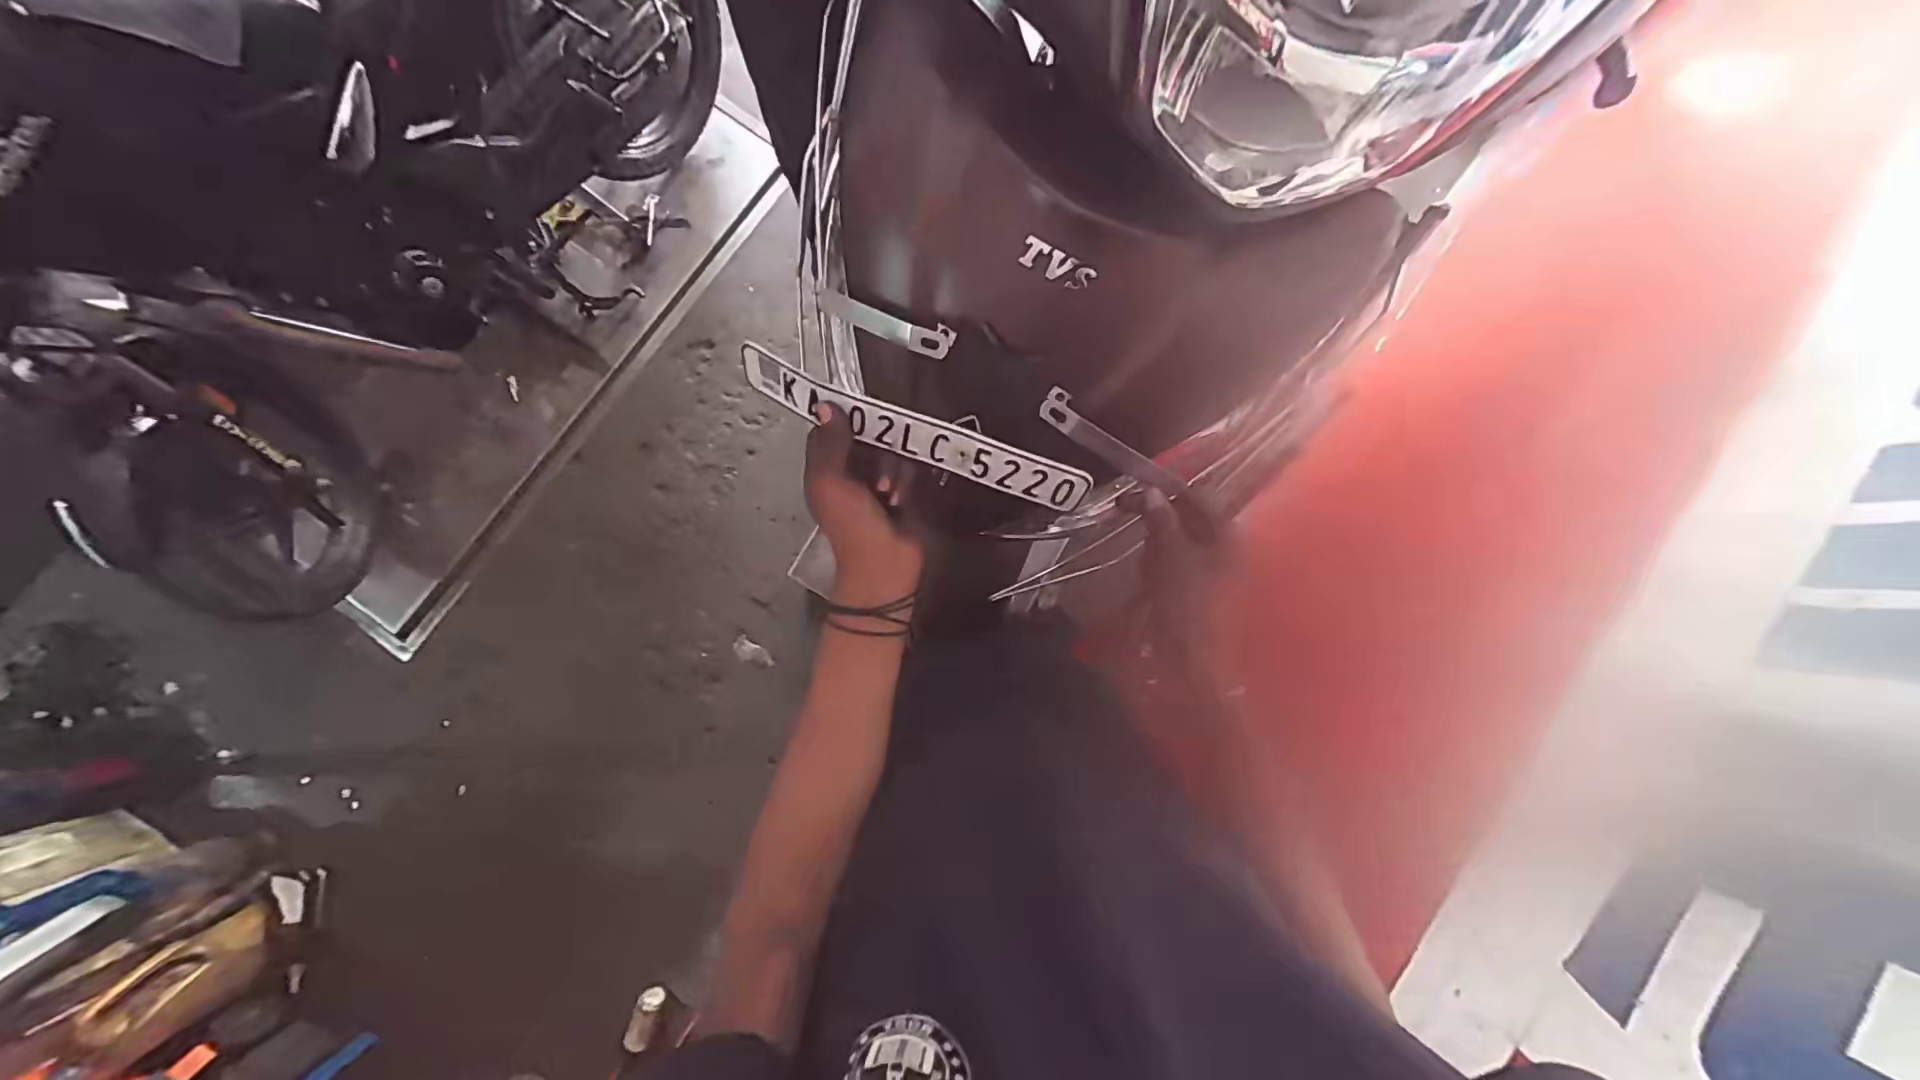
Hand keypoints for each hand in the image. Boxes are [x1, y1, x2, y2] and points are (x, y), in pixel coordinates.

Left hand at [806, 403, 924, 605]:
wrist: (885, 564)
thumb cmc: (852, 526)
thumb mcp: (829, 482)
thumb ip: (830, 443)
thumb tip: (826, 406)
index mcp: (825, 469)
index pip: (832, 429)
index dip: (844, 423)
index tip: (859, 422)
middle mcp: (851, 472)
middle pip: (867, 437)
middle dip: (875, 451)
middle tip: (875, 476)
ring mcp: (879, 482)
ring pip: (892, 452)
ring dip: (894, 472)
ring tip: (889, 496)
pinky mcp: (905, 492)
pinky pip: (911, 469)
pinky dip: (908, 483)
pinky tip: (902, 502)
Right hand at [1127, 487, 1239, 689]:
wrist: (1192, 659)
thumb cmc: (1185, 601)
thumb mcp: (1169, 553)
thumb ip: (1160, 518)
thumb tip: (1150, 491)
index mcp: (1226, 533)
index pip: (1194, 496)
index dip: (1162, 491)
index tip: (1130, 494)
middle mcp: (1226, 546)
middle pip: (1186, 518)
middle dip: (1156, 520)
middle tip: (1128, 520)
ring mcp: (1214, 569)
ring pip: (1177, 541)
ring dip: (1155, 544)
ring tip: (1143, 560)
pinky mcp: (1199, 589)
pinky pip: (1174, 563)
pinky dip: (1158, 564)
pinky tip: (1149, 578)